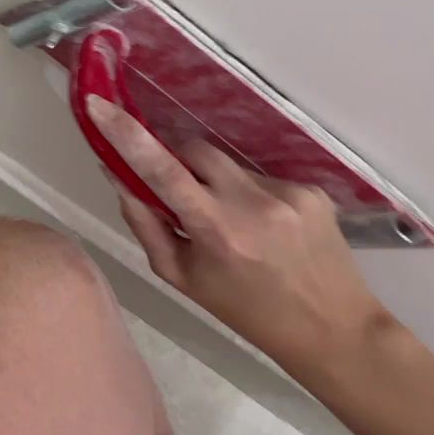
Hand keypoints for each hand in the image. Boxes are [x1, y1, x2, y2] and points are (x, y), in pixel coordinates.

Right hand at [86, 96, 395, 373]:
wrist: (335, 329)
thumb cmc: (243, 308)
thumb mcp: (178, 274)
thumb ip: (143, 222)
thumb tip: (116, 174)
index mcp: (216, 230)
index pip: (161, 170)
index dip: (126, 134)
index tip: (98, 105)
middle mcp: (254, 203)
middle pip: (193, 150)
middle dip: (174, 161)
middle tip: (175, 193)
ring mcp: (289, 193)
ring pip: (225, 164)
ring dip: (212, 182)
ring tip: (229, 221)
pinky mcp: (313, 190)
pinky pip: (257, 176)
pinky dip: (245, 193)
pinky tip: (261, 226)